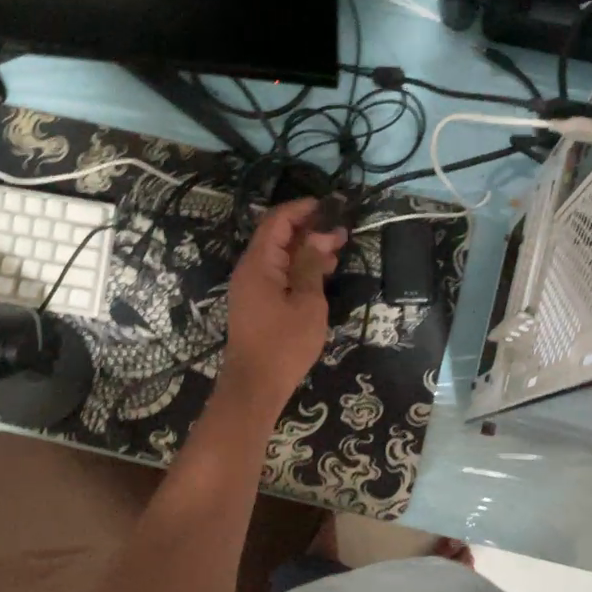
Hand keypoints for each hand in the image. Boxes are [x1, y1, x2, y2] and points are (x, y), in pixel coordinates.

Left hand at [219, 199, 345, 414]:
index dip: (301, 209)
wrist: (254, 386)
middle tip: (341, 233)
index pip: (276, 221)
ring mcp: (249, 288)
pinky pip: (276, 275)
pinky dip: (296, 270)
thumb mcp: (306, 302)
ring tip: (337, 252)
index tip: (329, 206)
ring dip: (305, 251)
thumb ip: (311, 265)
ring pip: (278, 258)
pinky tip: (320, 275)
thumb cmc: (284, 344)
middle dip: (308, 231)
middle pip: (277, 237)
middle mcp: (249, 270)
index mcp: (258, 264)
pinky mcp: (254, 304)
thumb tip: (320, 237)